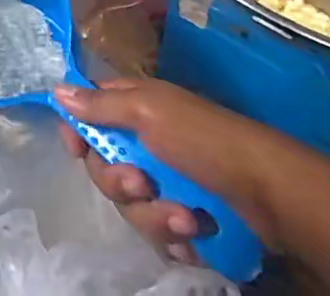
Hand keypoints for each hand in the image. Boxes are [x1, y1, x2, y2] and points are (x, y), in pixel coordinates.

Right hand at [53, 78, 281, 261]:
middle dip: (121, 183)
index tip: (78, 150)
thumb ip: (102, 106)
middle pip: (103, 166)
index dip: (78, 131)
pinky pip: (157, 234)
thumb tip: (57, 91)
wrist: (272, 195)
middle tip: (144, 184)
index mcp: (135, 107)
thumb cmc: (205, 141)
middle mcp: (144, 141)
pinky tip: (196, 237)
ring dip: (155, 217)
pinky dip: (175, 239)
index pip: (88, 113)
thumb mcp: (150, 112)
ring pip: (129, 206)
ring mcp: (164, 181)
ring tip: (189, 220)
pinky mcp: (184, 218)